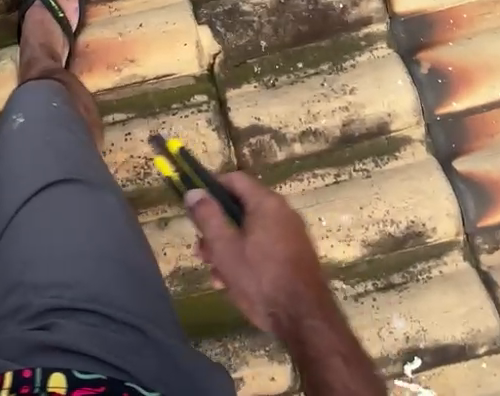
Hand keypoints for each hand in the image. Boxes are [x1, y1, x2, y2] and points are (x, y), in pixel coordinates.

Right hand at [185, 171, 335, 340]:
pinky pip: (265, 247)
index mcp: (266, 203)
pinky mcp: (296, 257)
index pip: (234, 179)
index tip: (195, 207)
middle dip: (217, 228)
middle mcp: (283, 212)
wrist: (305, 320)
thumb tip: (194, 191)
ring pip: (251, 231)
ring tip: (216, 274)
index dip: (211, 188)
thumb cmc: (260, 279)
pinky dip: (247, 258)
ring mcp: (292, 235)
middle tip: (202, 251)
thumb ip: (207, 216)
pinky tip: (235, 284)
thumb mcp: (225, 248)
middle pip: (241, 209)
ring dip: (229, 248)